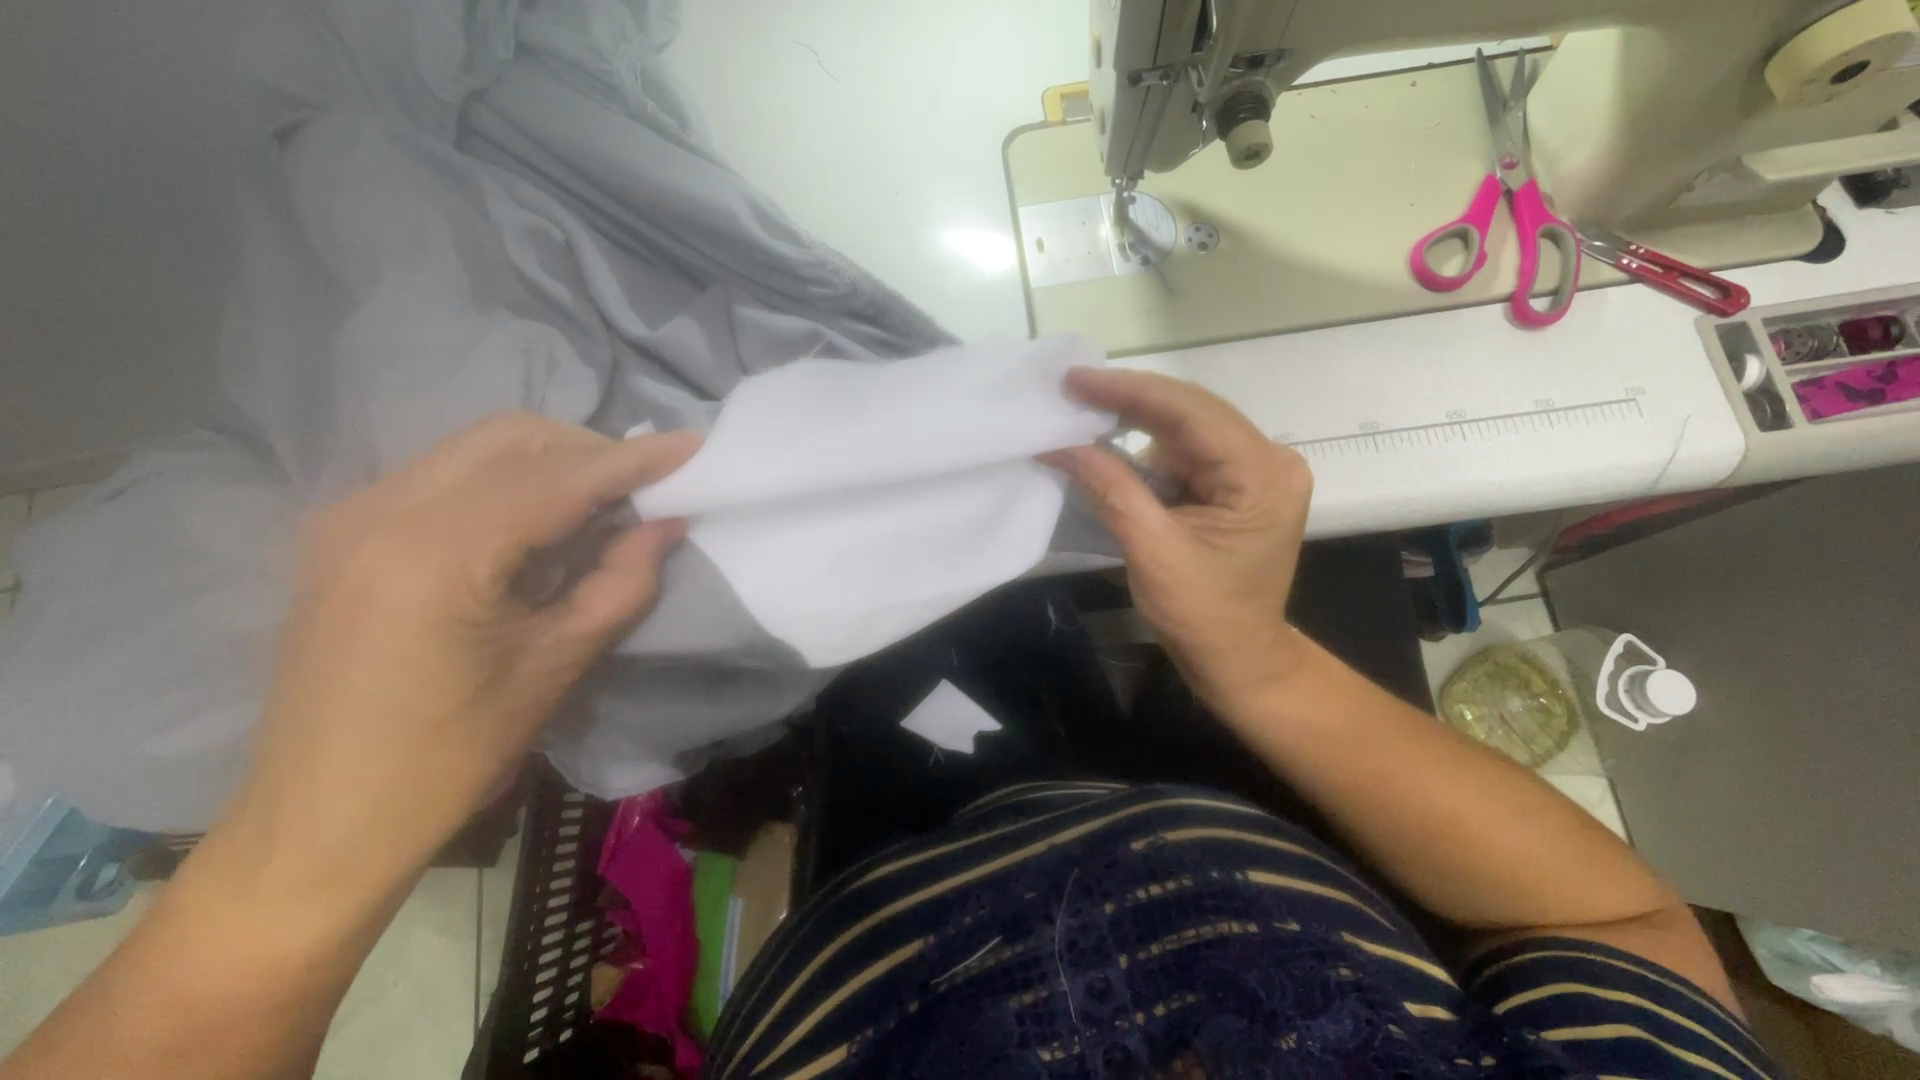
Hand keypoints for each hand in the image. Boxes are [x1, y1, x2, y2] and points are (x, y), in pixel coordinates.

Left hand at [219, 412, 699, 901]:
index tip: (692, 446)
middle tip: (645, 489)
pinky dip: (504, 484)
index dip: (632, 460)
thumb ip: (620, 583)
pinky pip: (443, 477)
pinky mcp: (342, 533)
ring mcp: (351, 515)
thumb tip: (667, 525)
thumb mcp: (555, 667)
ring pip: (475, 450)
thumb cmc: (451, 756)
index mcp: (436, 552)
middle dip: (589, 451)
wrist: (325, 817)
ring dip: (548, 463)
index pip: (556, 477)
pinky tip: (536, 529)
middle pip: (511, 438)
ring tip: (599, 509)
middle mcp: (383, 509)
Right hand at [1047, 368, 1312, 709]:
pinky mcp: (1235, 486)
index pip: (1191, 413)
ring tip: (1081, 415)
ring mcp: (1254, 471)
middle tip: (1070, 389)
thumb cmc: (1203, 615)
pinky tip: (1109, 443)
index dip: (1130, 391)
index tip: (1076, 380)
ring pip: (1184, 429)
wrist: (1237, 660)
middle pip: (1191, 413)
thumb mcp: (1151, 551)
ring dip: (1133, 424)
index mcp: (1262, 475)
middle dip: (1128, 402)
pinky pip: (1185, 453)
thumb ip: (1110, 488)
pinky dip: (1145, 450)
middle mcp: (1268, 460)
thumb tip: (1061, 443)